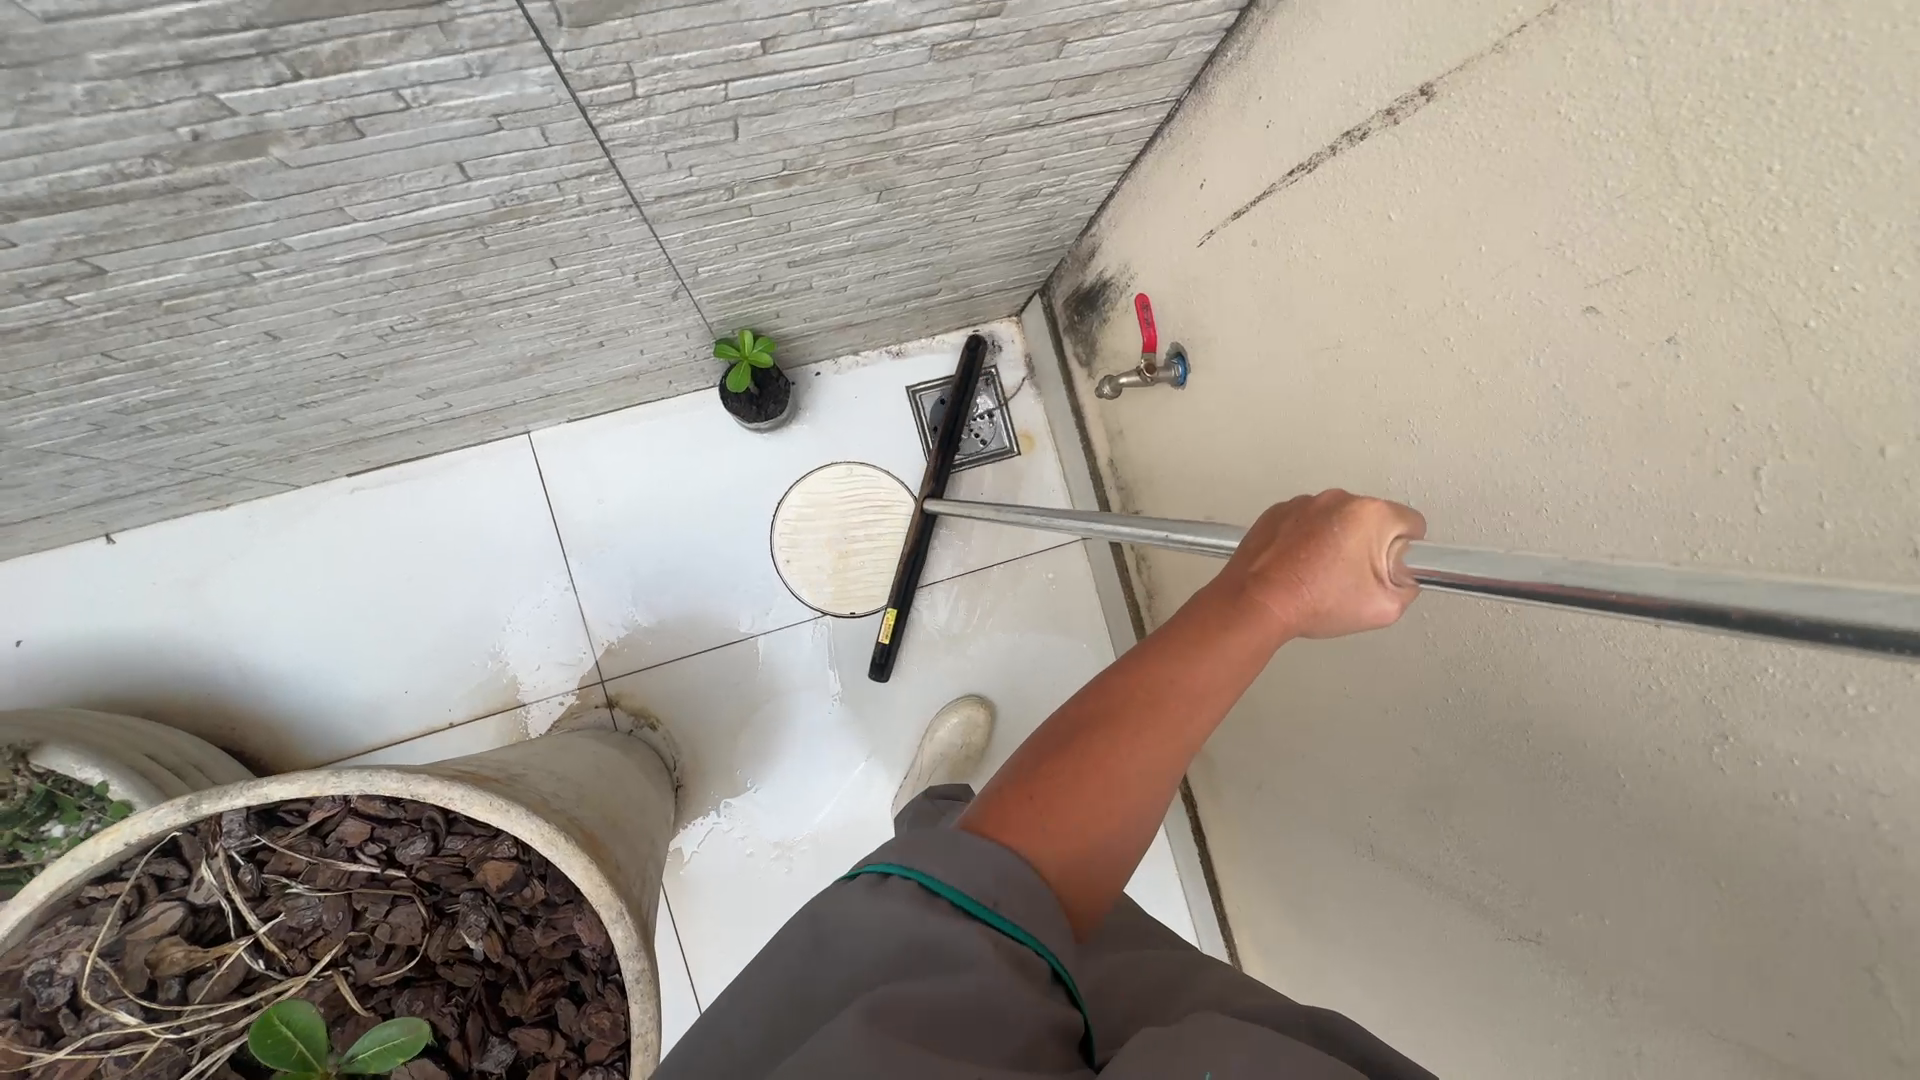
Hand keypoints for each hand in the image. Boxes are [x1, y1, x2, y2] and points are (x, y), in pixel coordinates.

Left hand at [1210, 489, 1425, 641]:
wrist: (1256, 602)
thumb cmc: (1309, 602)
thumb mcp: (1386, 606)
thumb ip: (1408, 584)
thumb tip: (1404, 574)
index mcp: (1369, 514)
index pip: (1412, 524)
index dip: (1405, 551)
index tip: (1390, 566)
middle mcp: (1335, 500)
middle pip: (1372, 520)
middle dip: (1368, 546)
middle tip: (1351, 578)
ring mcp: (1302, 504)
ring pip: (1336, 521)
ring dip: (1334, 541)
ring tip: (1320, 575)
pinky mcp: (1277, 513)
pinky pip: (1305, 524)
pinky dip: (1305, 540)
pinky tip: (1300, 567)